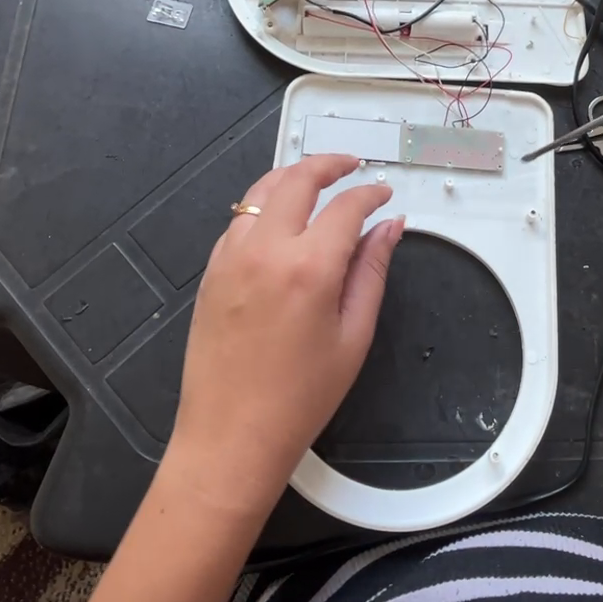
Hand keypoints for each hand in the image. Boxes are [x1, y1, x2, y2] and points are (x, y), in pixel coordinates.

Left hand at [167, 154, 404, 510]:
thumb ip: (372, 270)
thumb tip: (390, 226)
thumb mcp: (353, 335)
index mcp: (309, 267)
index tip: (384, 194)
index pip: (347, 206)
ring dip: (293, 176)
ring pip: (262, 190)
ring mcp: (231, 256)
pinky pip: (241, 218)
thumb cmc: (301, 397)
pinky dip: (265, 204)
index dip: (371, 193)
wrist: (230, 439)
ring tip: (317, 180)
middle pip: (298, 178)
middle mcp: (266, 248)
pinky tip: (282, 218)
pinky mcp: (211, 270)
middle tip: (352, 165)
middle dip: (330, 163)